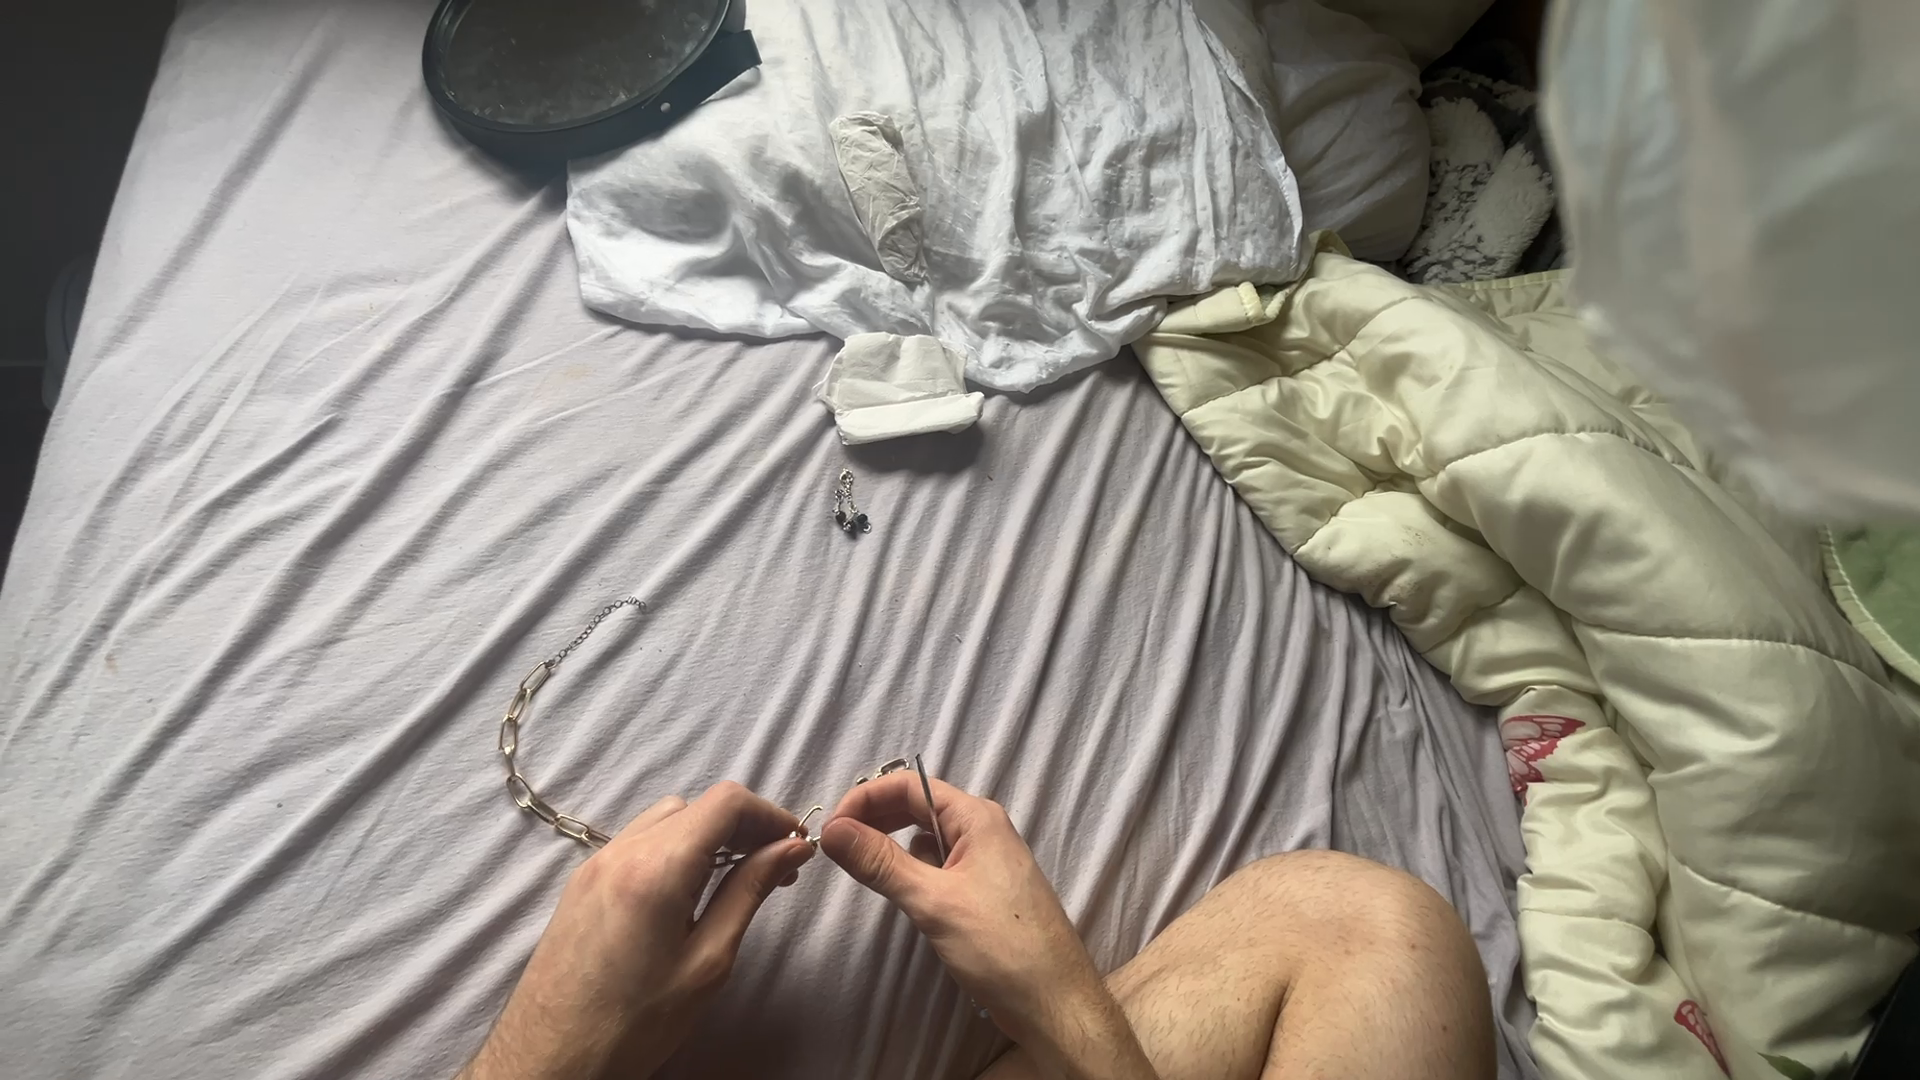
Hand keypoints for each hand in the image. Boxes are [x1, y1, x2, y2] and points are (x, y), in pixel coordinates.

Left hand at [459, 782, 815, 1079]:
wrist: (542, 1069)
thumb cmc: (633, 1026)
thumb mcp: (708, 960)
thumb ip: (751, 890)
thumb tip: (794, 845)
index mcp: (658, 866)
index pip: (727, 802)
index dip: (770, 814)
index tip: (796, 844)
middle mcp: (625, 848)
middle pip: (701, 804)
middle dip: (745, 825)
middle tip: (774, 867)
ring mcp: (598, 861)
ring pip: (671, 815)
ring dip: (710, 831)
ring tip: (732, 876)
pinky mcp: (583, 879)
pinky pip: (642, 837)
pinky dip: (677, 844)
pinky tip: (687, 886)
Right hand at [820, 773, 1155, 1079]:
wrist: (1056, 1002)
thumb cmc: (999, 945)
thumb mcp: (933, 901)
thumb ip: (881, 862)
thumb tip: (834, 829)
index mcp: (975, 816)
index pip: (910, 786)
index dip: (866, 797)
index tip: (832, 826)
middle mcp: (983, 826)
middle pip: (919, 805)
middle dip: (876, 817)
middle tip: (838, 844)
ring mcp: (987, 857)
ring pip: (930, 835)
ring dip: (894, 841)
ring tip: (859, 862)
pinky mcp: (986, 886)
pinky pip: (942, 861)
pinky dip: (914, 865)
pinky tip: (900, 885)